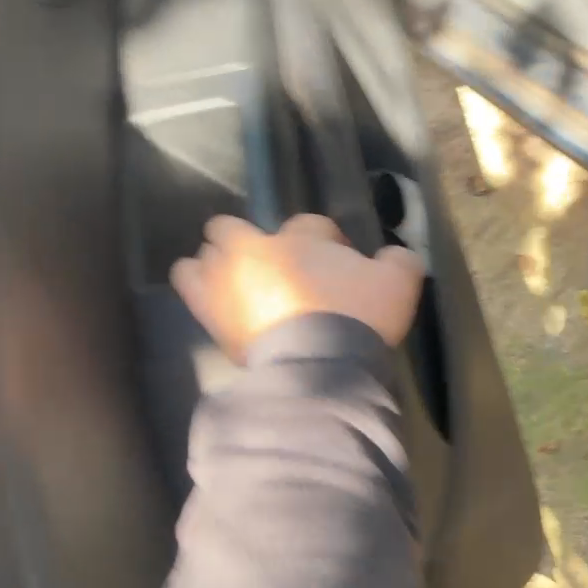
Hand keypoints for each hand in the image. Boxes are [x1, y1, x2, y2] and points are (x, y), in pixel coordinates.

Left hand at [170, 213, 425, 361]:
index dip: (328, 241)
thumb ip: (400, 261)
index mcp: (300, 237)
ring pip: (206, 253)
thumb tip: (396, 254)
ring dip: (223, 263)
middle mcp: (254, 248)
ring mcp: (225, 277)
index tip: (342, 262)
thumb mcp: (400, 285)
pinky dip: (200, 286)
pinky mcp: (207, 309)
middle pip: (237, 228)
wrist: (321, 363)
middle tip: (281, 270)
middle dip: (253, 241)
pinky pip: (187, 283)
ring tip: (245, 285)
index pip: (312, 224)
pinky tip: (218, 297)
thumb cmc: (359, 317)